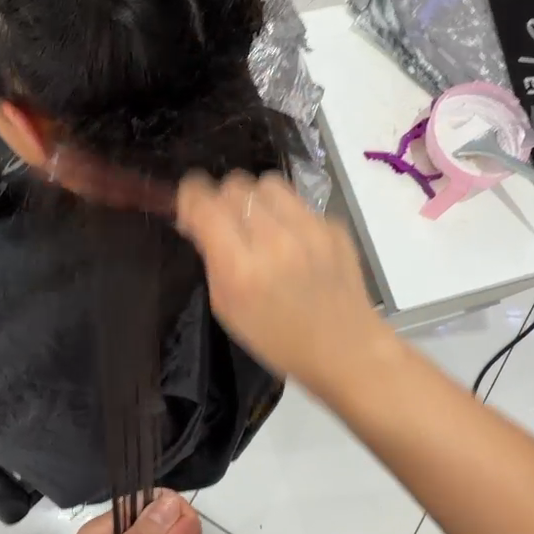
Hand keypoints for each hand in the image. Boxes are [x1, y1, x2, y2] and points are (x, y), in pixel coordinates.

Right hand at [176, 171, 389, 389]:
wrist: (344, 348)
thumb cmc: (277, 339)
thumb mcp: (227, 308)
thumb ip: (212, 260)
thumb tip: (199, 222)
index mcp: (241, 267)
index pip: (205, 204)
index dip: (190, 196)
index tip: (188, 202)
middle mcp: (274, 240)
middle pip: (235, 186)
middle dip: (222, 198)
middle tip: (224, 220)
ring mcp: (309, 229)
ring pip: (268, 184)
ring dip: (255, 198)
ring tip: (257, 222)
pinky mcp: (333, 227)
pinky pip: (299, 203)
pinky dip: (287, 215)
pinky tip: (292, 242)